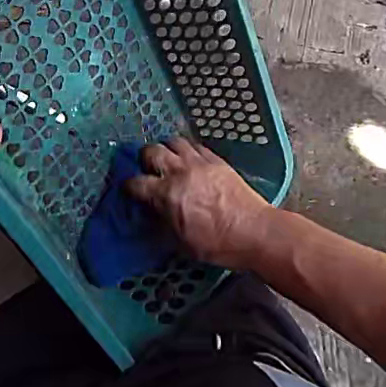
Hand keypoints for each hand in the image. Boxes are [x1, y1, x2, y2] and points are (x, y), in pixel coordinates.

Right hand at [124, 138, 278, 270]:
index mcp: (166, 194)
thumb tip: (150, 213)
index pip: (135, 182)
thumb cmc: (218, 245)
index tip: (129, 189)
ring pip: (173, 142)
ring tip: (169, 159)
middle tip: (148, 168)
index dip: (128, 186)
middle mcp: (179, 172)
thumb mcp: (181, 243)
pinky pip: (195, 146)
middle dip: (145, 159)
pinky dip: (188, 151)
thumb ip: (161, 223)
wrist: (256, 233)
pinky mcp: (217, 160)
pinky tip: (190, 161)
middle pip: (151, 151)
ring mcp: (199, 163)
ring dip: (167, 149)